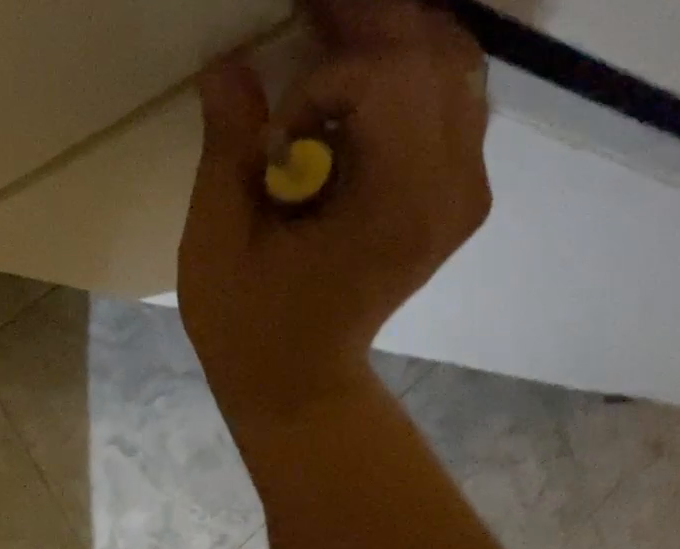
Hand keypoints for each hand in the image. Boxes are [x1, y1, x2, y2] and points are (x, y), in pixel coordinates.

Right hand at [178, 0, 490, 418]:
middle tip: (303, 14)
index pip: (390, 81)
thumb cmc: (245, 326)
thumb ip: (226, 152)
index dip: (323, 81)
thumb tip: (226, 66)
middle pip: (436, 56)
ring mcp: (465, 186)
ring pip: (454, 66)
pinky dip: (403, 74)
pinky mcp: (457, 189)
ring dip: (389, 41)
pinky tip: (353, 81)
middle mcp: (453, 185)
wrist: (296, 381)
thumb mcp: (214, 246)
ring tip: (324, 35)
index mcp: (396, 206)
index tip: (268, 134)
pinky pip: (449, 99)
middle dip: (366, 24)